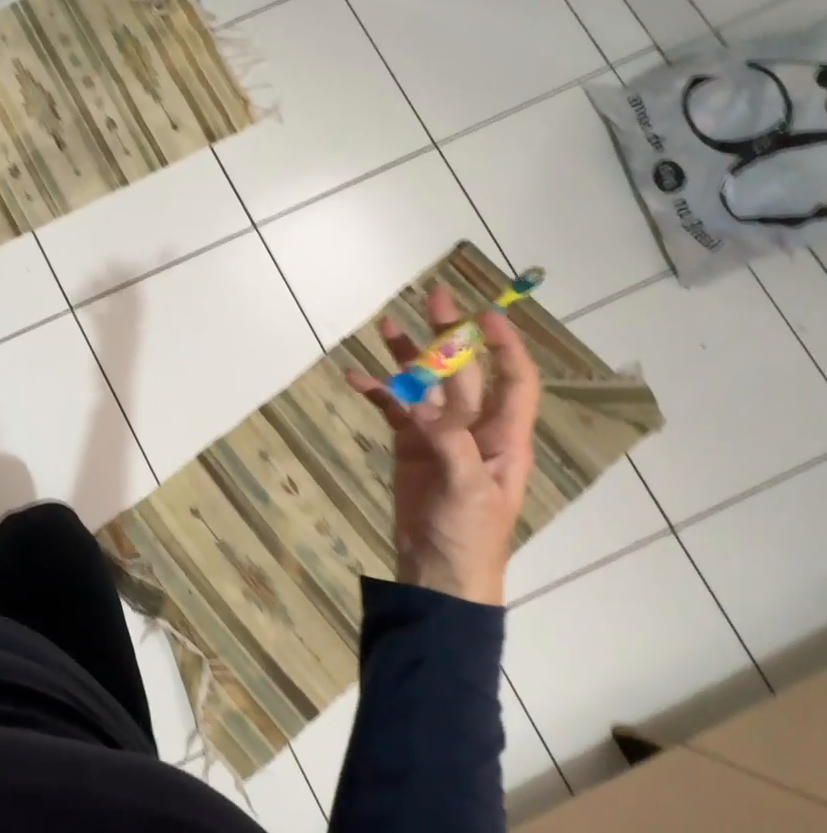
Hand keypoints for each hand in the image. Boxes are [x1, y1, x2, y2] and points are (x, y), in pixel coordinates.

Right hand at [345, 285, 542, 605]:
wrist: (439, 571)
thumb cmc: (470, 535)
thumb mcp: (469, 491)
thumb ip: (450, 445)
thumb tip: (420, 406)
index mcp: (503, 437)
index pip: (513, 380)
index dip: (504, 346)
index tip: (484, 314)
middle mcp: (474, 428)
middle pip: (464, 372)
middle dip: (449, 335)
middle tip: (432, 297)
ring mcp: (439, 436)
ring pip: (424, 385)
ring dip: (407, 356)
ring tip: (385, 324)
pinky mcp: (409, 448)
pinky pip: (393, 411)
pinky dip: (376, 393)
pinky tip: (355, 377)